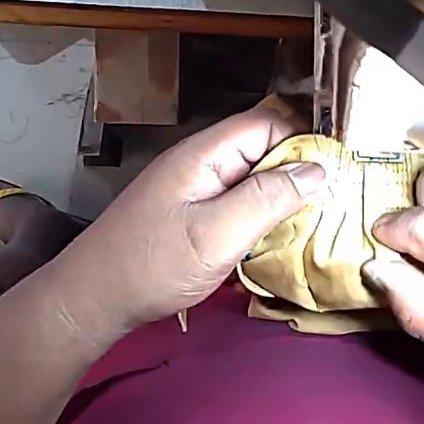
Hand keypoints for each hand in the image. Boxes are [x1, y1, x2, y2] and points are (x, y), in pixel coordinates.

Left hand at [55, 99, 325, 326]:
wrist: (92, 301)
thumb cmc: (151, 266)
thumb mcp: (217, 234)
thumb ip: (269, 199)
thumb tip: (318, 170)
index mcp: (205, 154)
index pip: (267, 122)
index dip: (302, 140)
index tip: (332, 173)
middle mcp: (202, 161)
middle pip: (263, 146)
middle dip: (297, 168)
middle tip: (327, 202)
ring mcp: (197, 185)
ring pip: (254, 173)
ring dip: (282, 193)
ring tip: (310, 219)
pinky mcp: (195, 208)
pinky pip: (240, 196)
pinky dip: (263, 210)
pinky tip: (276, 234)